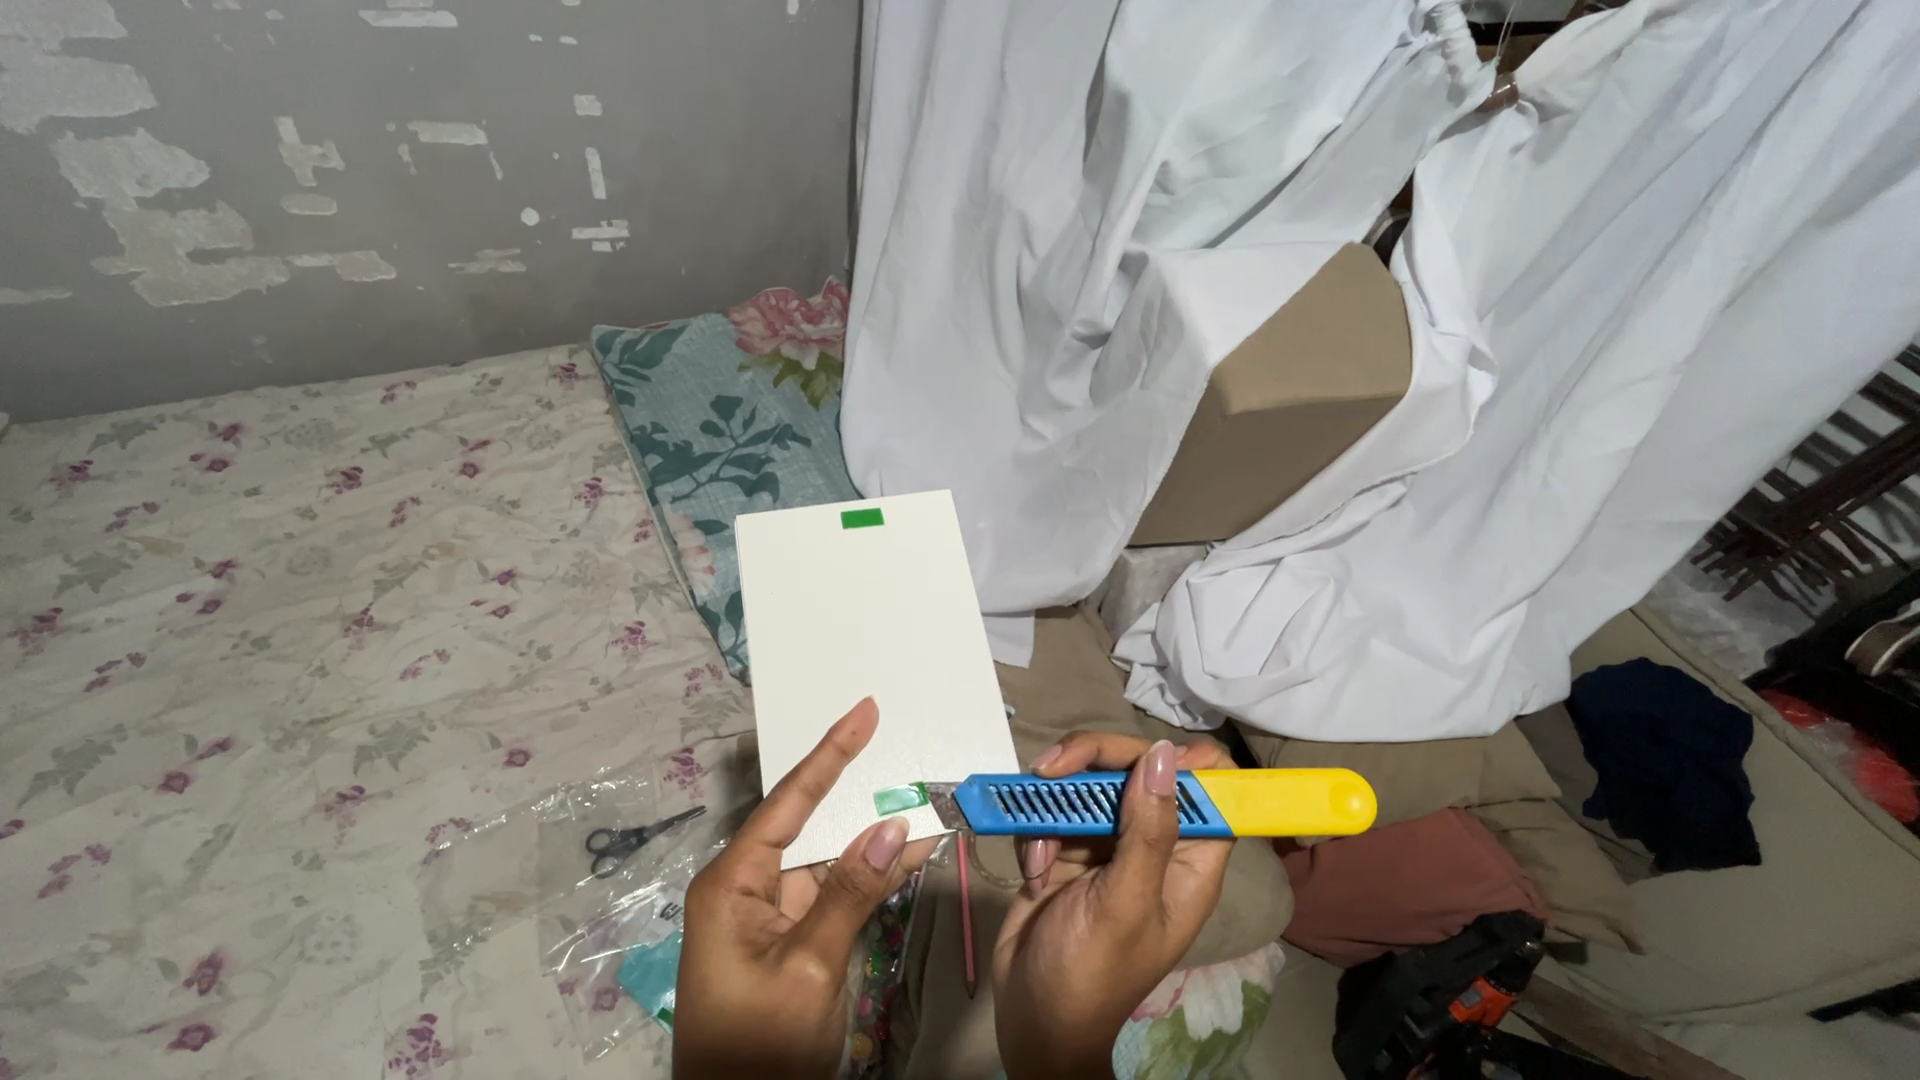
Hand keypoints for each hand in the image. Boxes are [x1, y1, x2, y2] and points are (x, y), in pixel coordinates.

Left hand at [674, 698, 934, 1078]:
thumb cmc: (758, 1047)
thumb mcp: (808, 970)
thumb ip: (849, 894)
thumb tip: (891, 828)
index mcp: (732, 882)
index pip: (789, 801)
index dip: (830, 753)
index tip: (864, 711)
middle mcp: (748, 885)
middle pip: (809, 822)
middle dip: (856, 788)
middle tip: (898, 747)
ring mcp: (771, 912)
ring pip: (830, 858)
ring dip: (874, 838)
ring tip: (921, 799)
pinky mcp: (792, 937)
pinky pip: (836, 892)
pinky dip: (872, 878)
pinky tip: (912, 855)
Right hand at [992, 734, 1235, 1078]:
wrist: (1032, 1018)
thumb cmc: (1092, 973)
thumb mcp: (1124, 904)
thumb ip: (1147, 829)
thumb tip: (1165, 754)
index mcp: (1188, 858)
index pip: (1210, 788)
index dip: (1182, 762)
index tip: (1141, 759)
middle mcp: (1152, 842)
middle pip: (1136, 769)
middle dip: (1090, 763)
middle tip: (1048, 771)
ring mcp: (1106, 844)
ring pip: (1087, 783)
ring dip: (1053, 805)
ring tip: (1037, 845)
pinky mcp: (1066, 848)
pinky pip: (1052, 812)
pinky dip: (1035, 833)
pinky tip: (1031, 871)